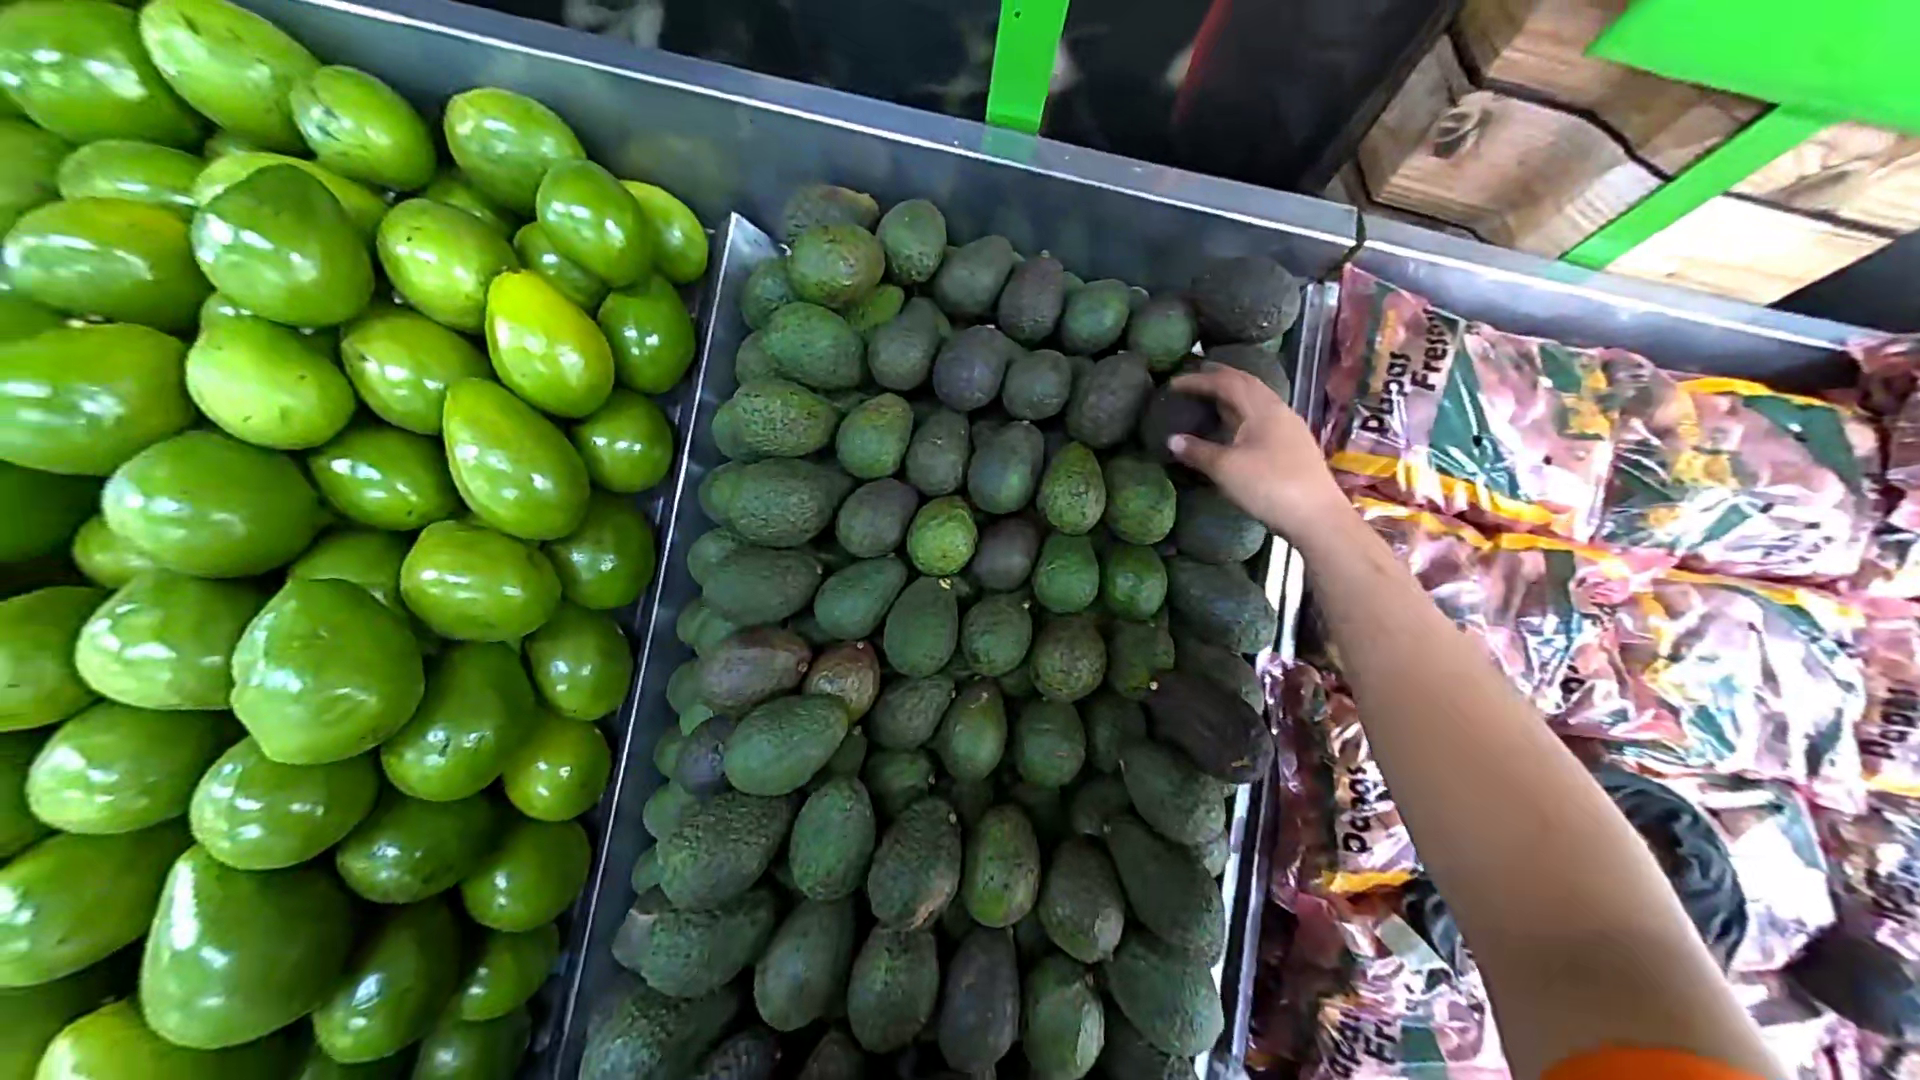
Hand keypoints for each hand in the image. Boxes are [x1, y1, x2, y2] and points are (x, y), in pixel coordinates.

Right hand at [1166, 363, 1353, 548]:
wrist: (1316, 516)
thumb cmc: (1268, 486)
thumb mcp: (1225, 469)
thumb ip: (1197, 451)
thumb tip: (1172, 439)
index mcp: (1263, 408)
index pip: (1227, 382)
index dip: (1198, 380)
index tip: (1173, 384)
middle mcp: (1279, 410)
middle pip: (1246, 385)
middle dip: (1219, 378)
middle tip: (1194, 378)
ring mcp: (1289, 428)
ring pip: (1256, 401)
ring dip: (1232, 395)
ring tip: (1211, 398)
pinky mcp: (1292, 446)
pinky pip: (1262, 418)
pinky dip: (1241, 413)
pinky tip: (1235, 426)